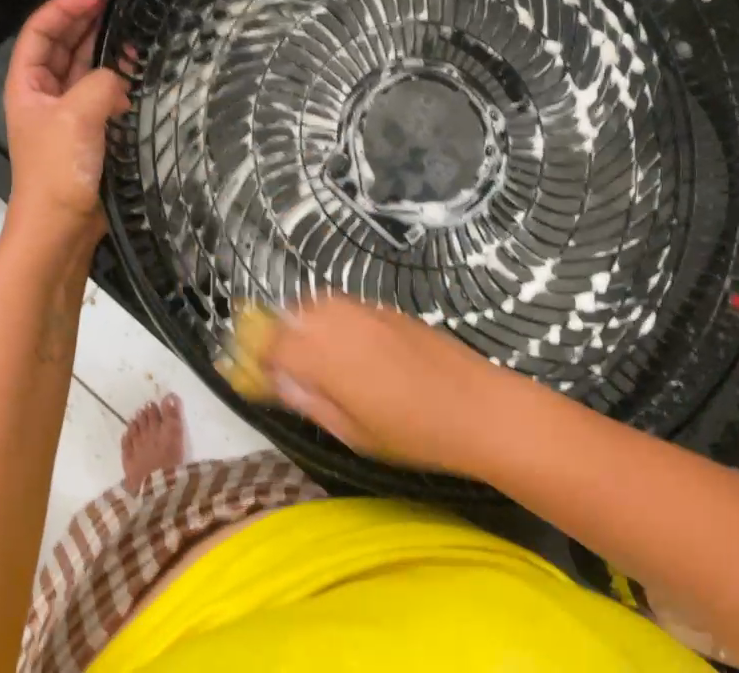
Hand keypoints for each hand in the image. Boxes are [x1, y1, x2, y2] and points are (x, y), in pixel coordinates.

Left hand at [3, 0, 130, 242]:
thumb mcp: (77, 115)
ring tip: (133, 28)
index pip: (43, 29)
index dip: (68, 4)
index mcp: (28, 83)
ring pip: (85, 66)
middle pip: (63, 42)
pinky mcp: (89, 131)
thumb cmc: (58, 169)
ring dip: (104, 45)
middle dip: (87, 17)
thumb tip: (120, 77)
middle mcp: (44, 92)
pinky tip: (137, 69)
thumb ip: (100, 82)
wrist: (61, 226)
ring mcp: (67, 112)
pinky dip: (118, 77)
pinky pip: (103, 92)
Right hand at [262, 294, 520, 475]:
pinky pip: (346, 306)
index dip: (259, 360)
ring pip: (318, 305)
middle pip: (291, 315)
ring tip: (317, 359)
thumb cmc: (414, 433)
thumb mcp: (352, 431)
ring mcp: (367, 310)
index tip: (258, 378)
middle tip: (287, 369)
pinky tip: (351, 351)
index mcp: (324, 354)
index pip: (271, 345)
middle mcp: (340, 321)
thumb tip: (279, 383)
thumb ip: (310, 401)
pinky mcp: (389, 309)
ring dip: (306, 325)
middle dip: (281, 336)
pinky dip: (334, 321)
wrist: (481, 408)